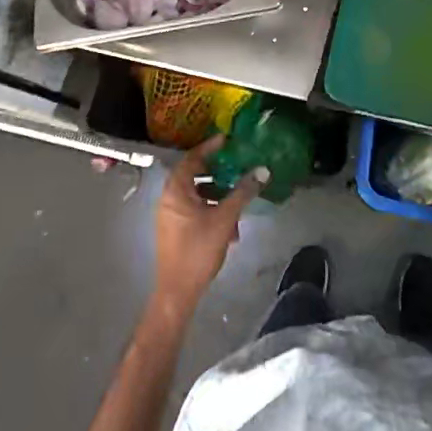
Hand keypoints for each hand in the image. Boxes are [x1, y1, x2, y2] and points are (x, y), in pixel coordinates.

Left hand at [153, 135, 259, 307]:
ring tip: (239, 204)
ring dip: (219, 197)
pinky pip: (195, 210)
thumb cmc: (198, 249)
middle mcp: (169, 198)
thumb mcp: (225, 218)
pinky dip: (213, 211)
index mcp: (175, 190)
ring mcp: (170, 215)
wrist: (178, 290)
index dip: (210, 147)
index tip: (227, 140)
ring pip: (197, 195)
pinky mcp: (176, 230)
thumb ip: (242, 193)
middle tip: (238, 167)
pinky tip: (231, 228)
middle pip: (195, 176)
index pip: (192, 159)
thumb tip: (262, 170)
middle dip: (219, 174)